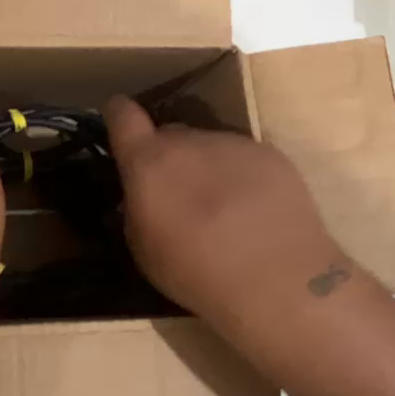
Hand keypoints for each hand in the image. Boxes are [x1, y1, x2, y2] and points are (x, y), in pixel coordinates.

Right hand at [105, 95, 356, 332]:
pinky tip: (255, 212)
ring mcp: (233, 143)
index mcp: (149, 162)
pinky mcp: (270, 154)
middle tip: (181, 198)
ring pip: (209, 148)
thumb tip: (142, 194)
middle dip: (169, 159)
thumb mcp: (144, 250)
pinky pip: (244, 158)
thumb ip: (137, 209)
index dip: (118, 116)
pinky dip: (243, 177)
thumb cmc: (196, 272)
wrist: (276, 279)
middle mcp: (189, 141)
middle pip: (171, 136)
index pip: (123, 115)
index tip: (119, 124)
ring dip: (208, 169)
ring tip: (225, 211)